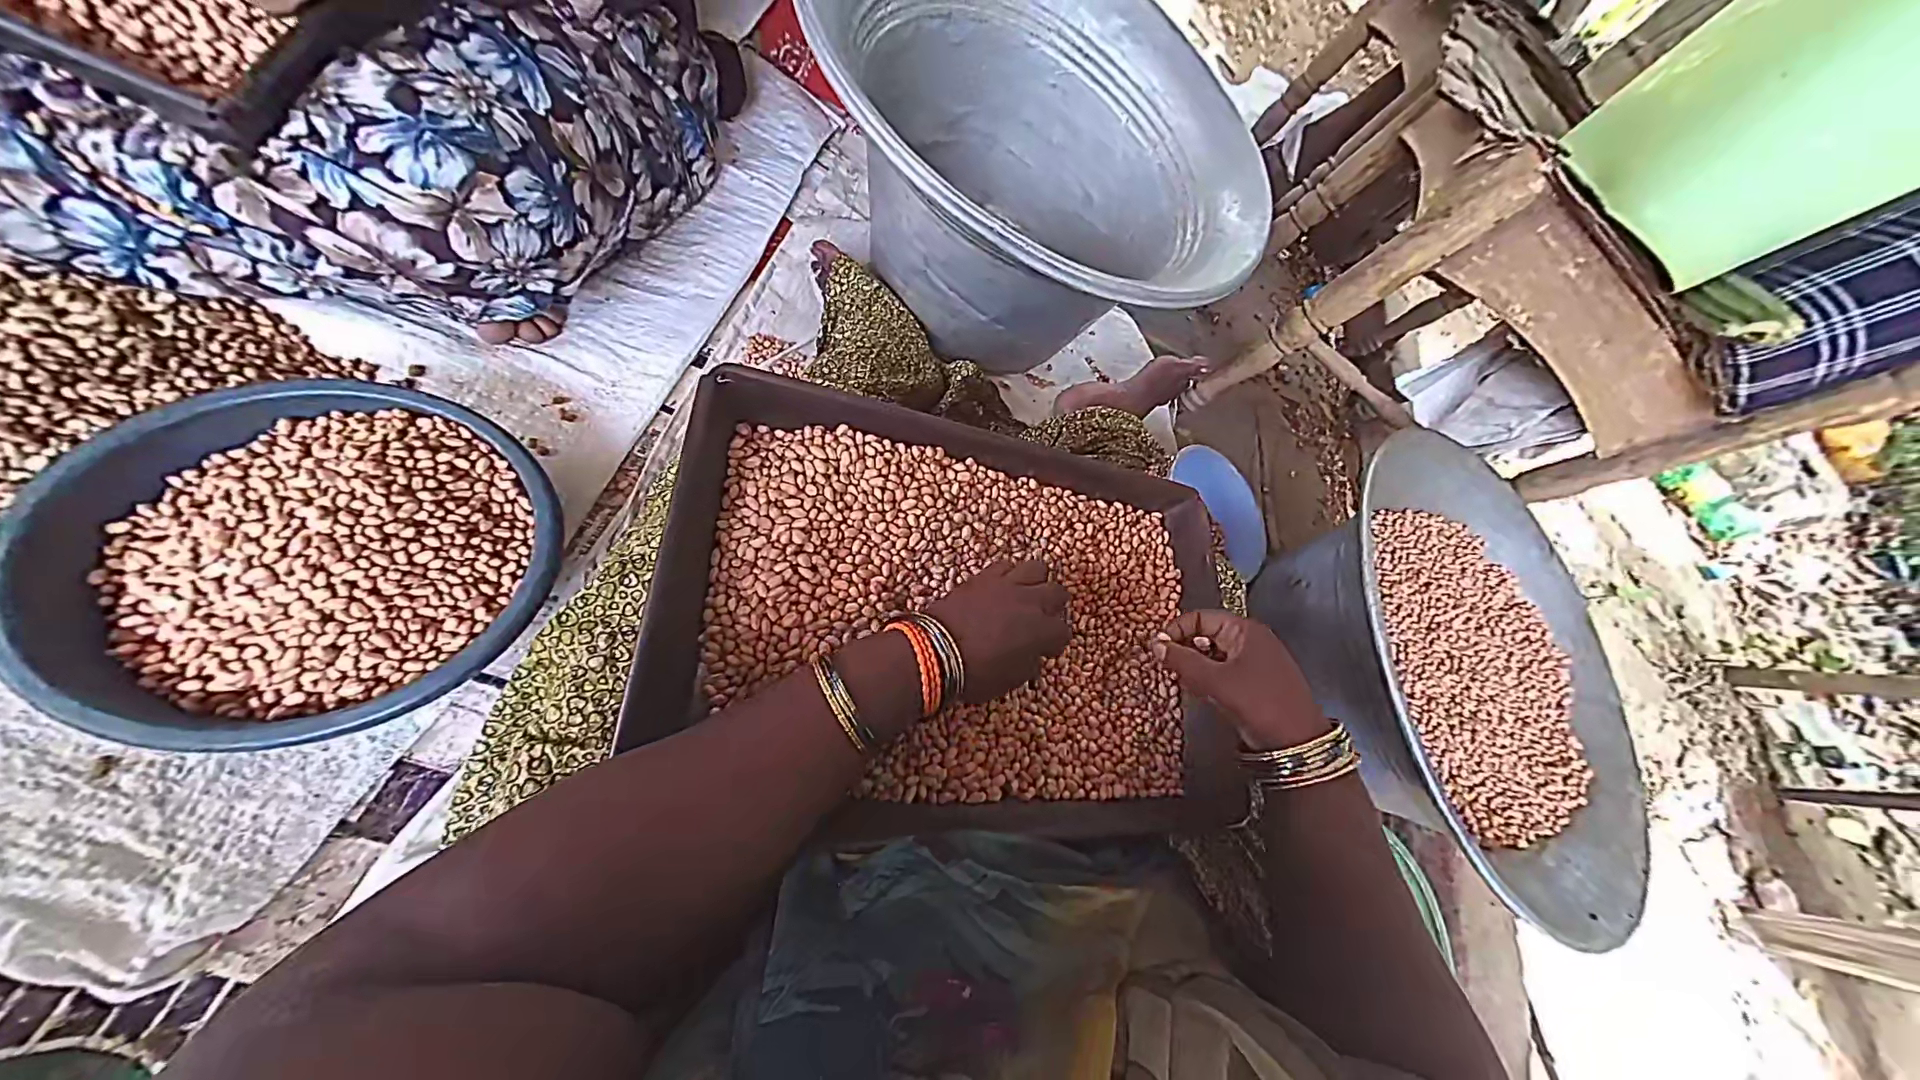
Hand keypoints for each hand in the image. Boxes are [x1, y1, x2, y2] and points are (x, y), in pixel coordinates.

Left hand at [924, 559, 1070, 703]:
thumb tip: (1032, 655)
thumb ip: (1029, 663)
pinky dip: (1008, 574)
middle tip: (1042, 618)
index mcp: (1041, 630)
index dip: (1055, 642)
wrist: (936, 651)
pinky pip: (1005, 566)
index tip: (1045, 648)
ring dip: (1037, 581)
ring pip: (1038, 568)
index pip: (1063, 632)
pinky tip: (1002, 586)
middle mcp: (1030, 603)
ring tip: (1027, 594)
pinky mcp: (984, 577)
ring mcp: (1007, 586)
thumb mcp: (1010, 679)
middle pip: (1058, 593)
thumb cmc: (975, 673)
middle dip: (1054, 606)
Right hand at [1151, 610, 1328, 749]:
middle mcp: (1249, 639)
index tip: (1158, 648)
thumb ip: (1182, 661)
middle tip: (1169, 667)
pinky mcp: (1252, 681)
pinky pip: (1221, 671)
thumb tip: (1156, 645)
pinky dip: (1207, 679)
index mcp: (1244, 630)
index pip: (1200, 617)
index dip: (1176, 630)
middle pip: (1205, 634)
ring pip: (1211, 655)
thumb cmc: (1260, 704)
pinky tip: (1203, 693)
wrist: (1298, 743)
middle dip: (1184, 649)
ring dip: (1195, 666)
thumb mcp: (1215, 681)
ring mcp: (1252, 661)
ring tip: (1187, 682)